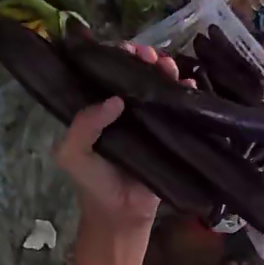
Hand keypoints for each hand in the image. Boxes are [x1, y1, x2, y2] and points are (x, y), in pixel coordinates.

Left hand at [54, 44, 185, 229]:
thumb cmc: (94, 183)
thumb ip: (84, 125)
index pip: (109, 76)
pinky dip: (187, 93)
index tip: (127, 49)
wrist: (121, 215)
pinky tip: (190, 81)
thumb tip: (116, 100)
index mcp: (100, 111)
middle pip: (138, 77)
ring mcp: (151, 122)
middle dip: (145, 61)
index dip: (118, 59)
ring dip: (166, 72)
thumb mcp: (73, 154)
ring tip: (168, 65)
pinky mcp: (172, 135)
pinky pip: (181, 110)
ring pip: (160, 89)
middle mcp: (127, 112)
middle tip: (150, 55)